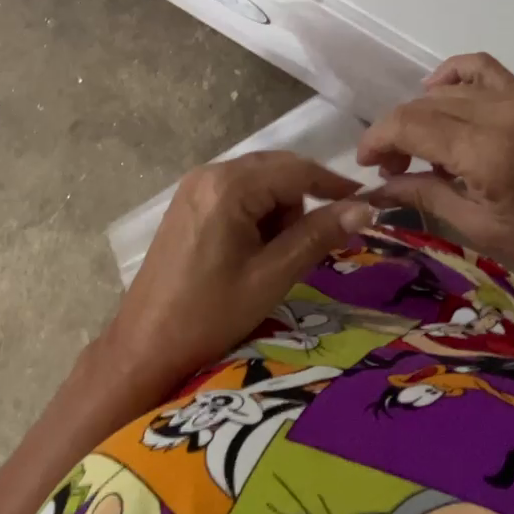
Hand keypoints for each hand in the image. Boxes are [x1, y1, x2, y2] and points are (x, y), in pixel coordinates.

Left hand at [103, 151, 372, 389]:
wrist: (146, 344)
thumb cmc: (210, 314)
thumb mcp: (271, 276)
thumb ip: (316, 236)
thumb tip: (364, 208)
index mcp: (228, 186)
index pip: (296, 170)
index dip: (334, 184)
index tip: (367, 202)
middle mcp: (209, 173)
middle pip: (276, 169)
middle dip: (303, 200)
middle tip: (321, 241)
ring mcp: (194, 186)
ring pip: (258, 181)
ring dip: (279, 210)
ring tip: (276, 258)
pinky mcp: (188, 203)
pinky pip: (237, 193)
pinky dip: (257, 214)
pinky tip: (255, 251)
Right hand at [358, 52, 513, 293]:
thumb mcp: (479, 228)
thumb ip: (425, 195)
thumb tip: (378, 187)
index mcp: (486, 153)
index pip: (410, 126)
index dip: (378, 140)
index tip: (366, 164)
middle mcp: (499, 115)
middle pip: (423, 106)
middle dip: (394, 132)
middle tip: (388, 168)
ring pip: (447, 91)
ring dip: (419, 113)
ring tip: (414, 149)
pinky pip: (482, 68)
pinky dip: (452, 74)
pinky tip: (437, 93)